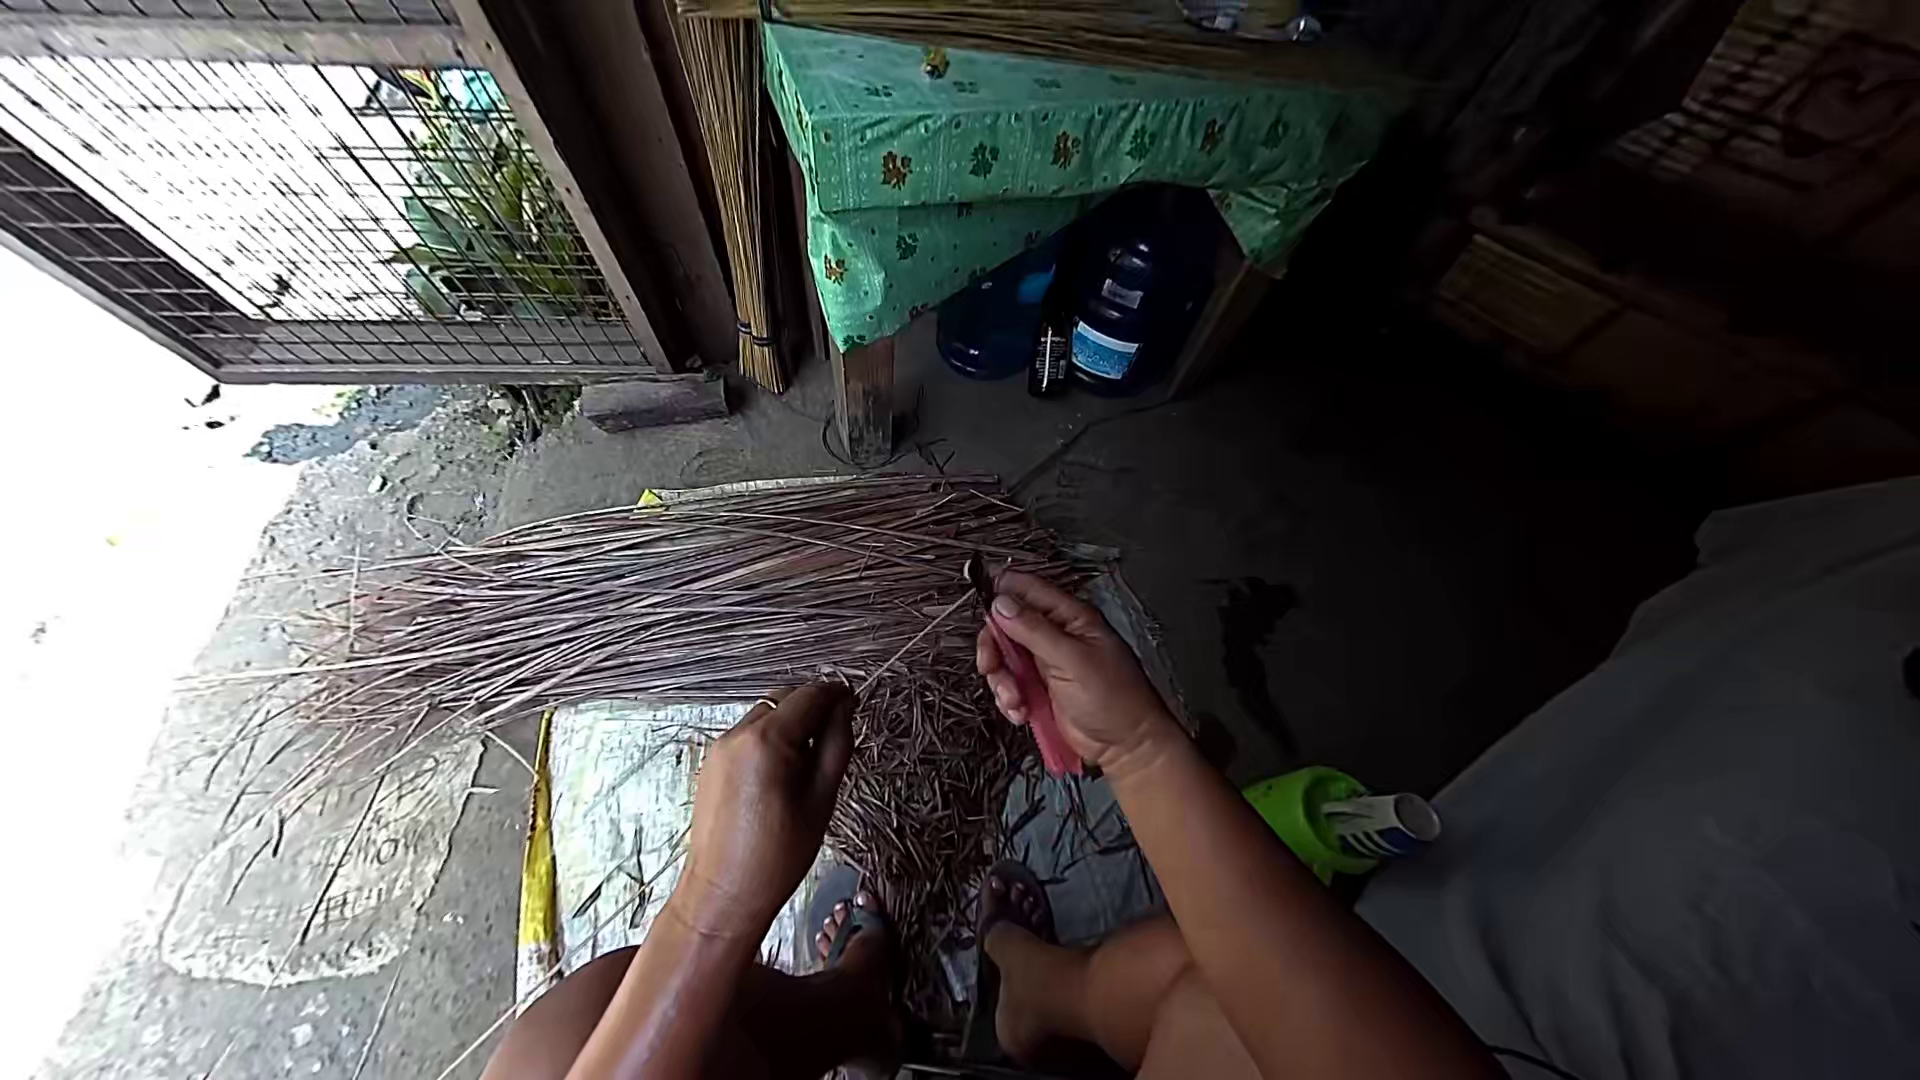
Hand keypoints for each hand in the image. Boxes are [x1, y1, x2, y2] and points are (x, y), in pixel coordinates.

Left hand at [678, 682, 853, 935]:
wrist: (721, 896)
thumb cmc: (779, 854)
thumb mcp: (822, 797)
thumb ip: (838, 743)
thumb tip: (845, 706)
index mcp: (768, 741)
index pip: (809, 695)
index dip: (836, 694)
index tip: (854, 703)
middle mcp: (739, 734)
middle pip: (785, 698)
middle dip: (813, 706)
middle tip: (836, 732)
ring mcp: (721, 746)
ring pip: (766, 712)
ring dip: (792, 720)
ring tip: (809, 757)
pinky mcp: (712, 761)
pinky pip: (749, 732)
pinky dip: (771, 736)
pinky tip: (783, 768)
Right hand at [976, 571, 1180, 778]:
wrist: (1125, 747)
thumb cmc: (1115, 699)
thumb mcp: (1072, 660)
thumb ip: (1034, 630)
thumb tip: (1002, 603)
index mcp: (1070, 618)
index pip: (1029, 589)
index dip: (1002, 588)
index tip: (979, 595)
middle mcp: (1055, 635)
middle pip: (1007, 624)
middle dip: (994, 645)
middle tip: (991, 664)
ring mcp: (1045, 662)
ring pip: (1003, 656)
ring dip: (1001, 679)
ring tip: (1015, 698)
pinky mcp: (1038, 688)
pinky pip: (1009, 683)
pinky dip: (1008, 698)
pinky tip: (1021, 710)